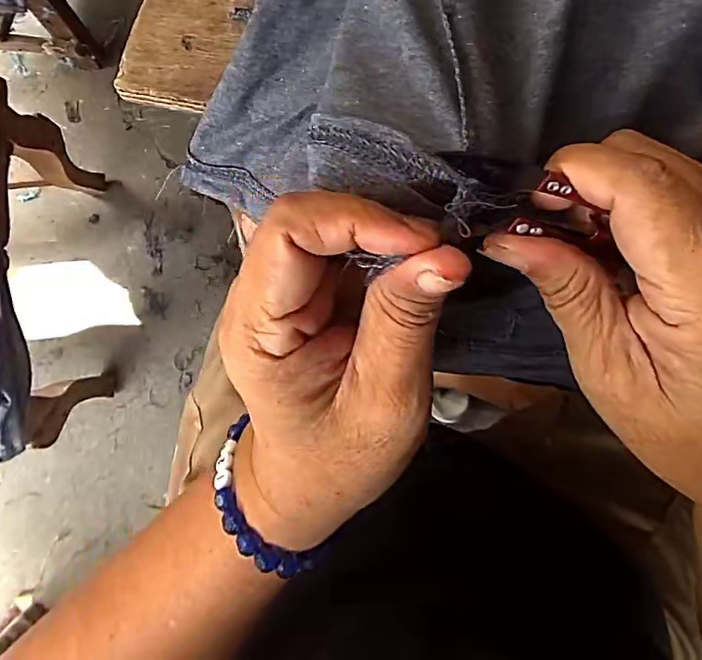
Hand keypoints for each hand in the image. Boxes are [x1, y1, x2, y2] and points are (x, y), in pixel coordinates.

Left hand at [217, 193, 471, 548]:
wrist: (304, 483)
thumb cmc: (338, 460)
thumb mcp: (383, 404)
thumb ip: (405, 323)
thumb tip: (446, 255)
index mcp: (255, 324)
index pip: (287, 232)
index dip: (353, 218)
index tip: (422, 241)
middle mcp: (255, 291)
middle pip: (303, 217)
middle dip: (373, 218)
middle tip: (437, 244)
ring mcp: (277, 285)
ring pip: (323, 220)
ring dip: (380, 225)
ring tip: (432, 249)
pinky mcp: (303, 286)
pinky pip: (338, 241)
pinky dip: (379, 239)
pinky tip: (413, 254)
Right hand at [481, 131, 701, 532]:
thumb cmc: (687, 433)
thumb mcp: (607, 370)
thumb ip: (565, 289)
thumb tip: (506, 235)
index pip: (642, 185)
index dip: (576, 174)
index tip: (536, 206)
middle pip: (650, 158)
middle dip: (588, 178)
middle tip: (563, 231)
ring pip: (667, 158)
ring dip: (616, 184)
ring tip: (601, 241)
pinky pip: (690, 177)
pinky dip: (646, 193)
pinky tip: (638, 242)